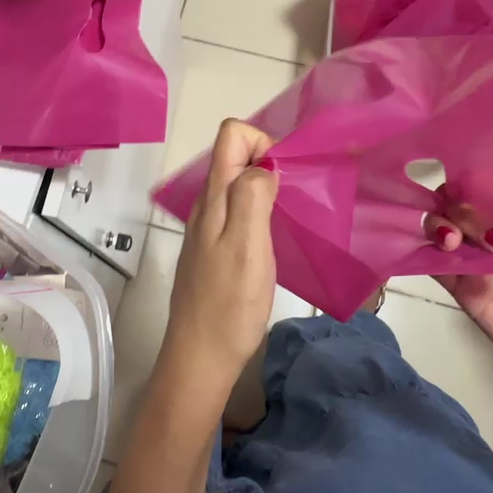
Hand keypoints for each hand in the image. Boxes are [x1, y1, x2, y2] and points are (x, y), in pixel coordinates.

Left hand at [161, 119, 281, 387]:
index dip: (262, 142)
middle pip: (234, 156)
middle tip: (291, 202)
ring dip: (265, 189)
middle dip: (268, 163)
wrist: (200, 358)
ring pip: (237, 184)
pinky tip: (272, 242)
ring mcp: (208, 227)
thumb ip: (252, 196)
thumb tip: (264, 166)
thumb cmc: (229, 304)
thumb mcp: (248, 245)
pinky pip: (237, 211)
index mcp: (214, 197)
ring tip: (286, 222)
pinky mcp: (214, 249)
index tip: (283, 177)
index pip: (231, 134)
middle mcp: (207, 204)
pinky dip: (259, 212)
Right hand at [424, 174, 492, 406]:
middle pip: (460, 209)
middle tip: (472, 232)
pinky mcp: (464, 293)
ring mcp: (477, 266)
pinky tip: (420, 248)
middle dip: (458, 211)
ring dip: (436, 226)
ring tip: (449, 240)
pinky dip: (421, 254)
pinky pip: (436, 268)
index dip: (474, 184)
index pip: (489, 193)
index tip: (465, 185)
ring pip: (442, 232)